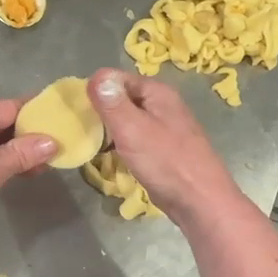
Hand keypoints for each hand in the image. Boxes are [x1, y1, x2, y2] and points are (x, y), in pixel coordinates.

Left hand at [0, 97, 58, 242]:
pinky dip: (3, 162)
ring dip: (17, 151)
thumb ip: (21, 153)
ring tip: (46, 163)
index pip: (8, 107)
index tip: (65, 117)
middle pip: (1, 123)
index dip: (36, 111)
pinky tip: (20, 173)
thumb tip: (52, 140)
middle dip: (29, 134)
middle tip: (61, 145)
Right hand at [87, 68, 238, 220]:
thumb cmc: (165, 162)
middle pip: (122, 97)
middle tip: (81, 128)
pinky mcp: (163, 148)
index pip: (116, 78)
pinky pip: (135, 136)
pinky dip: (121, 142)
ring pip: (128, 118)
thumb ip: (112, 102)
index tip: (77, 111)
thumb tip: (95, 75)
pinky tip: (111, 155)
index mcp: (158, 93)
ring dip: (109, 129)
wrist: (200, 201)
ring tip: (92, 142)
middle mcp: (163, 104)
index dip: (95, 91)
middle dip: (101, 110)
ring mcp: (165, 127)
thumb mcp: (132, 129)